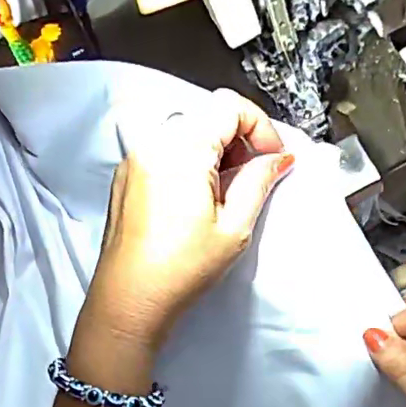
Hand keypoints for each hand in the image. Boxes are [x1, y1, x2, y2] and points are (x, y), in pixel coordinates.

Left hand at [82, 89, 294, 352]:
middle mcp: (153, 144)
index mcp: (182, 149)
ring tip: (227, 193)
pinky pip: (165, 150)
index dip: (260, 127)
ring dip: (214, 151)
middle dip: (238, 139)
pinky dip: (189, 162)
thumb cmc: (177, 271)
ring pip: (186, 131)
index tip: (273, 156)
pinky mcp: (127, 176)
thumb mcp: (234, 227)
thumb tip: (278, 159)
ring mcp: (136, 159)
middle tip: (255, 176)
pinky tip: (199, 199)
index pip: (230, 106)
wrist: (130, 299)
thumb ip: (258, 181)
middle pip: (207, 116)